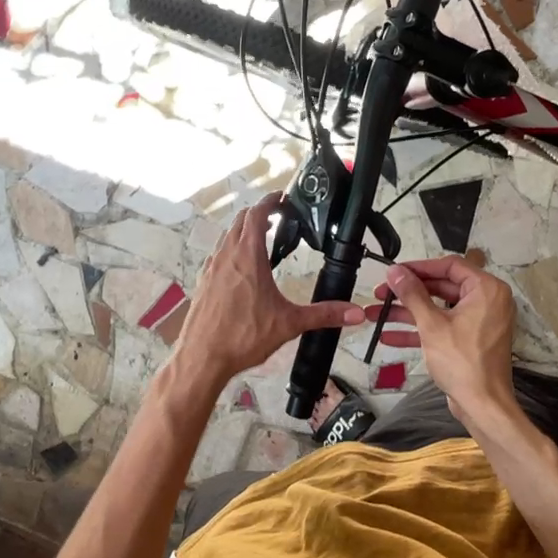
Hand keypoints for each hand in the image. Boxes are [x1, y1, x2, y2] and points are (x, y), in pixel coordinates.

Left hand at [172, 193, 364, 388]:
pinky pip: (217, 256)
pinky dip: (230, 251)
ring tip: (260, 239)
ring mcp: (211, 269)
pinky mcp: (203, 283)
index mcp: (248, 257)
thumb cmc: (242, 337)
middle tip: (276, 217)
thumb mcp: (289, 323)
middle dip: (257, 214)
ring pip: (226, 237)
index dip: (269, 202)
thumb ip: (324, 314)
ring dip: (242, 231)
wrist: (202, 358)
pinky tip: (240, 269)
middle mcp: (226, 256)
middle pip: (239, 221)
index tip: (281, 198)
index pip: (256, 214)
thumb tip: (354, 312)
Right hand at [365, 256, 517, 424]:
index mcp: (486, 290)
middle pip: (441, 287)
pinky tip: (388, 336)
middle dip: (408, 292)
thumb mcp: (432, 325)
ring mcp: (478, 321)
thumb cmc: (463, 362)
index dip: (419, 267)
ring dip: (407, 312)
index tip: (394, 271)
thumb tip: (395, 272)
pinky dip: (419, 330)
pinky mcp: (469, 340)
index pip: (450, 266)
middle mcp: (486, 301)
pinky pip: (442, 326)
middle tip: (381, 293)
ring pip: (438, 308)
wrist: (483, 405)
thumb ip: (412, 295)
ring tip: (375, 313)